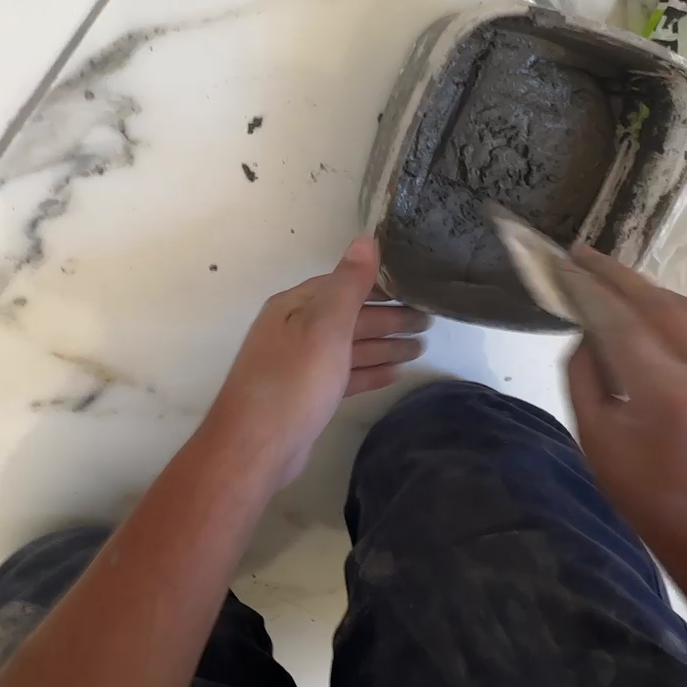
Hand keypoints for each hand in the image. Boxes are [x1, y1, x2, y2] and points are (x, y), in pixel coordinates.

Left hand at [201, 237, 429, 486]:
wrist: (258, 446)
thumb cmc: (294, 380)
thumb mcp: (325, 325)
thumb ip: (348, 284)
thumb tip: (365, 240)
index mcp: (294, 307)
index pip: (341, 285)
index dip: (377, 285)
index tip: (414, 288)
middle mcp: (294, 330)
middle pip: (348, 317)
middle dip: (387, 318)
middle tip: (428, 321)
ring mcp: (299, 365)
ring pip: (348, 348)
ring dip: (383, 345)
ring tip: (421, 346)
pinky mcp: (307, 396)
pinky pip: (344, 375)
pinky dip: (369, 371)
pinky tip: (395, 373)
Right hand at [560, 245, 686, 576]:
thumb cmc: (649, 497)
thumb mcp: (596, 440)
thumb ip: (584, 375)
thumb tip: (586, 328)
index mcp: (671, 397)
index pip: (622, 322)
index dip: (589, 289)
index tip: (565, 265)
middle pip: (661, 305)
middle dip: (618, 276)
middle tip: (585, 255)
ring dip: (652, 292)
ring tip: (617, 280)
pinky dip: (684, 319)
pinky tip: (659, 316)